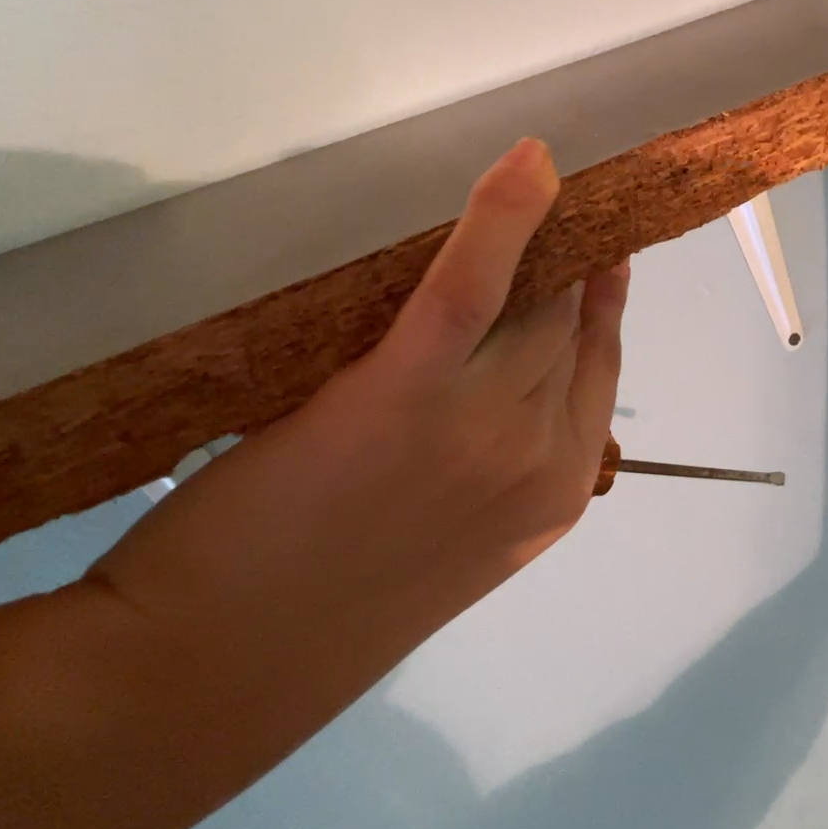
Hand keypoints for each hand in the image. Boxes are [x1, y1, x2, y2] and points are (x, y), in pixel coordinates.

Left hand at [87, 135, 625, 727]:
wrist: (222, 663)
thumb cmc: (336, 597)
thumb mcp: (465, 541)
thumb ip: (509, 461)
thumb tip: (514, 377)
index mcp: (561, 489)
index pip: (601, 368)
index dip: (605, 305)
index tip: (602, 253)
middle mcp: (545, 451)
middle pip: (570, 327)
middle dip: (573, 264)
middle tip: (565, 202)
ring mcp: (486, 422)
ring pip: (538, 303)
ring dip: (548, 236)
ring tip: (548, 180)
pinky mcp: (407, 391)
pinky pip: (471, 289)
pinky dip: (503, 220)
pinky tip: (529, 165)